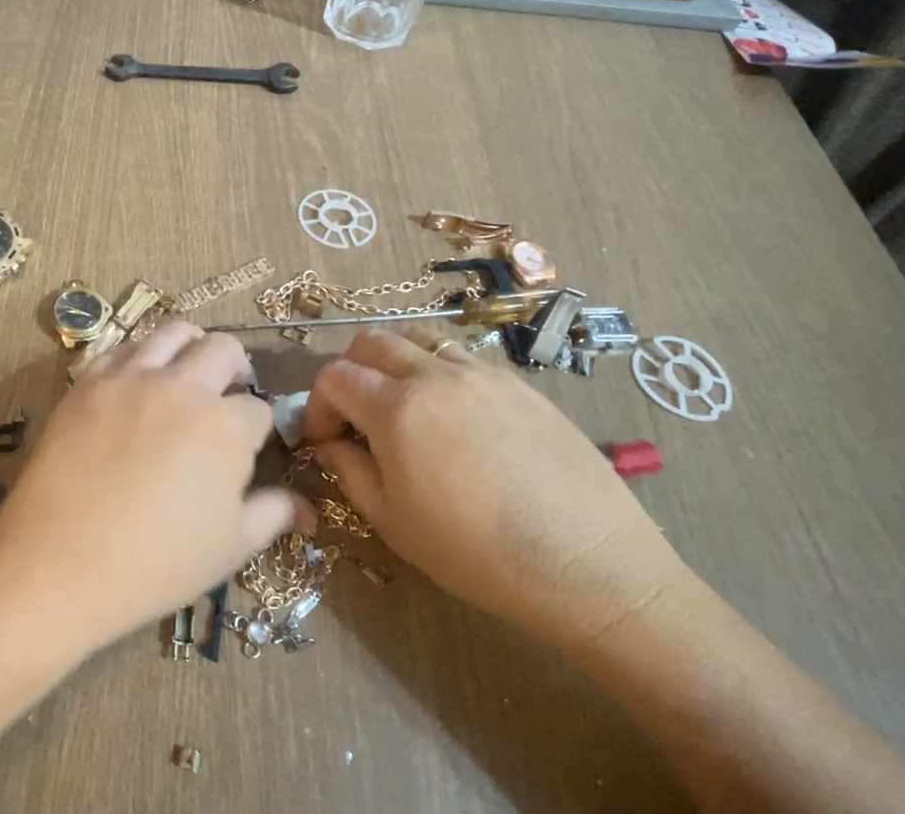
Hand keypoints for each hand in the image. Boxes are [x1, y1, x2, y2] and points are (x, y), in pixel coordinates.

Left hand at [0, 321, 297, 648]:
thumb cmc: (156, 563)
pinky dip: (137, 358)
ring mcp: (128, 379)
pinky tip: (134, 384)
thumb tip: (305, 507)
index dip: (258, 428)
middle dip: (235, 368)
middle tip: (227, 393)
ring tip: (185, 372)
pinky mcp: (85, 383)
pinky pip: (119, 349)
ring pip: (171, 333)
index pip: (258, 409)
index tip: (249, 447)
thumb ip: (270, 515)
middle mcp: (181, 387)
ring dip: (189, 346)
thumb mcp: (229, 547)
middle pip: (222, 349)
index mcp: (225, 426)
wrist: (59, 564)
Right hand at [306, 330, 689, 647]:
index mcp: (397, 409)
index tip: (324, 439)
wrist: (587, 565)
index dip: (317, 405)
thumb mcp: (392, 521)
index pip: (334, 375)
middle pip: (373, 341)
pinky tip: (454, 419)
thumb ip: (349, 470)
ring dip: (396, 364)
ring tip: (404, 408)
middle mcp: (436, 376)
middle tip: (356, 416)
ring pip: (421, 340)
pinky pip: (464, 360)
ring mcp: (484, 375)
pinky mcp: (521, 386)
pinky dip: (440, 374)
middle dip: (350, 371)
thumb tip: (331, 442)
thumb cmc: (475, 554)